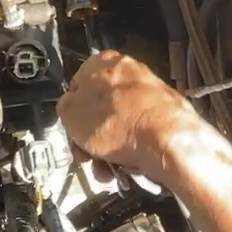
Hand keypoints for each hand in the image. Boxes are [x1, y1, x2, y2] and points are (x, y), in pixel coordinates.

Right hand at [58, 51, 214, 184]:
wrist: (166, 140)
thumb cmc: (115, 122)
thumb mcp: (69, 114)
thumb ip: (64, 107)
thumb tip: (71, 109)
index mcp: (103, 61)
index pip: (76, 87)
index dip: (72, 116)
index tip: (73, 135)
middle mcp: (129, 72)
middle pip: (99, 110)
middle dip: (90, 139)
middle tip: (87, 157)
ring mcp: (149, 93)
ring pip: (118, 126)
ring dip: (107, 151)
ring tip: (107, 169)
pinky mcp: (165, 115)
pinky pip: (138, 134)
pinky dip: (130, 151)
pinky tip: (127, 167)